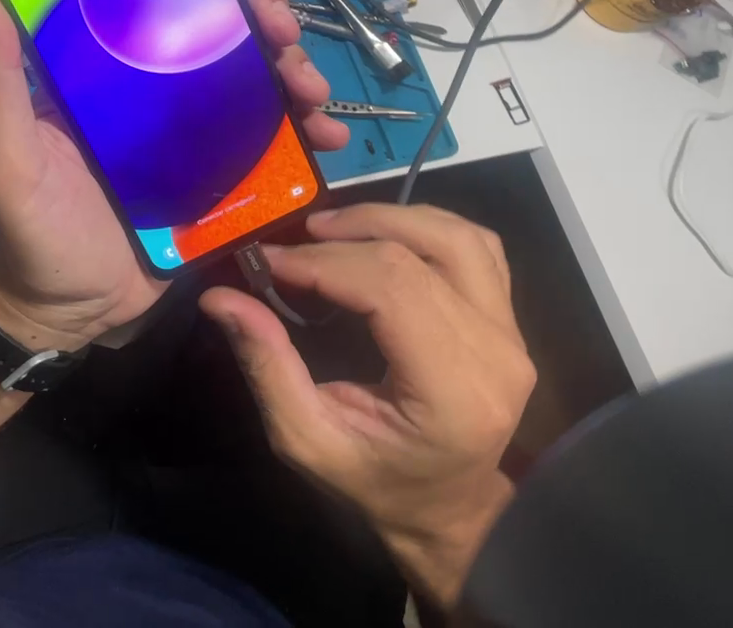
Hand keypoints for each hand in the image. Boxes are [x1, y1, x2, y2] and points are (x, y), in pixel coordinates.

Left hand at [0, 0, 350, 354]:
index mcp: (101, 69)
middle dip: (262, 11)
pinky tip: (326, 136)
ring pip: (254, 76)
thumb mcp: (7, 151)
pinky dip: (305, 130)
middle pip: (217, 26)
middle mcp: (149, 89)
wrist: (70, 313)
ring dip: (293, 66)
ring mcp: (190, 132)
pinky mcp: (220, 176)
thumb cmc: (32, 230)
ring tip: (307, 85)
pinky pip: (271, 141)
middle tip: (280, 25)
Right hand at [199, 204, 534, 607]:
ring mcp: (512, 333)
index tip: (267, 261)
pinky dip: (424, 226)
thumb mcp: (305, 439)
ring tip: (329, 228)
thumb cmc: (376, 483)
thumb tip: (221, 298)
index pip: (390, 289)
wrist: (450, 513)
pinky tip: (380, 235)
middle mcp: (496, 352)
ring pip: (455, 237)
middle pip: (417, 255)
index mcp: (451, 390)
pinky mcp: (509, 320)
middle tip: (289, 244)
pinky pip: (476, 246)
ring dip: (386, 218)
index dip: (322, 263)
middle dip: (342, 236)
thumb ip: (267, 365)